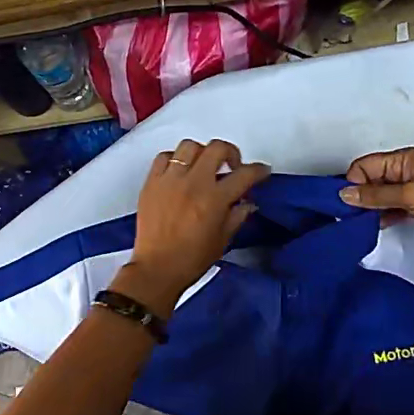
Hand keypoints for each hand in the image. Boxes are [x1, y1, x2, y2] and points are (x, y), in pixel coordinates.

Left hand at [110, 139, 269, 316]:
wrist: (157, 268)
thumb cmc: (192, 259)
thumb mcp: (223, 240)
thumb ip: (237, 216)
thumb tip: (248, 203)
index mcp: (215, 199)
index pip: (244, 174)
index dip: (258, 170)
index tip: (261, 172)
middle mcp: (193, 183)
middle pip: (216, 148)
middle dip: (231, 153)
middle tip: (232, 166)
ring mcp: (170, 180)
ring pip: (189, 146)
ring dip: (201, 153)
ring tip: (203, 167)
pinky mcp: (151, 182)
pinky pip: (163, 157)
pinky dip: (174, 159)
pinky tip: (179, 171)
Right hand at [340, 147, 413, 245]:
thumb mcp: (409, 194)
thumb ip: (375, 196)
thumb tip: (347, 193)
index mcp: (404, 159)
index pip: (366, 165)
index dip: (354, 182)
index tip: (348, 201)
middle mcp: (409, 171)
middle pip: (373, 180)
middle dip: (362, 195)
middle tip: (353, 213)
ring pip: (384, 196)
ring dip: (374, 207)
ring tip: (365, 221)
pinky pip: (396, 208)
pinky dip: (386, 215)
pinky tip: (381, 224)